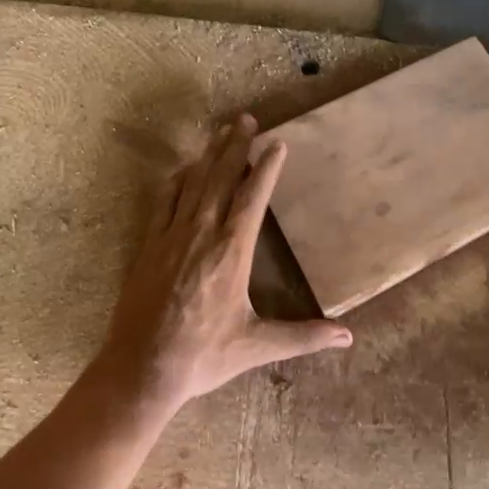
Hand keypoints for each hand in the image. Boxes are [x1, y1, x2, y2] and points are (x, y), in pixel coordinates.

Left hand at [95, 115, 351, 411]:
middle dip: (236, 146)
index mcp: (231, 251)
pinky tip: (184, 169)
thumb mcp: (257, 346)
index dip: (267, 167)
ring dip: (209, 155)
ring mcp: (171, 236)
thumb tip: (347, 338)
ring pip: (193, 183)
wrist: (141, 369)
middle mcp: (202, 233)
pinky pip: (165, 201)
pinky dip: (177, 180)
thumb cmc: (203, 356)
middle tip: (245, 118)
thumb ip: (303, 337)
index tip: (277, 143)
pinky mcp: (149, 245)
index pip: (254, 197)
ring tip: (220, 132)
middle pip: (222, 177)